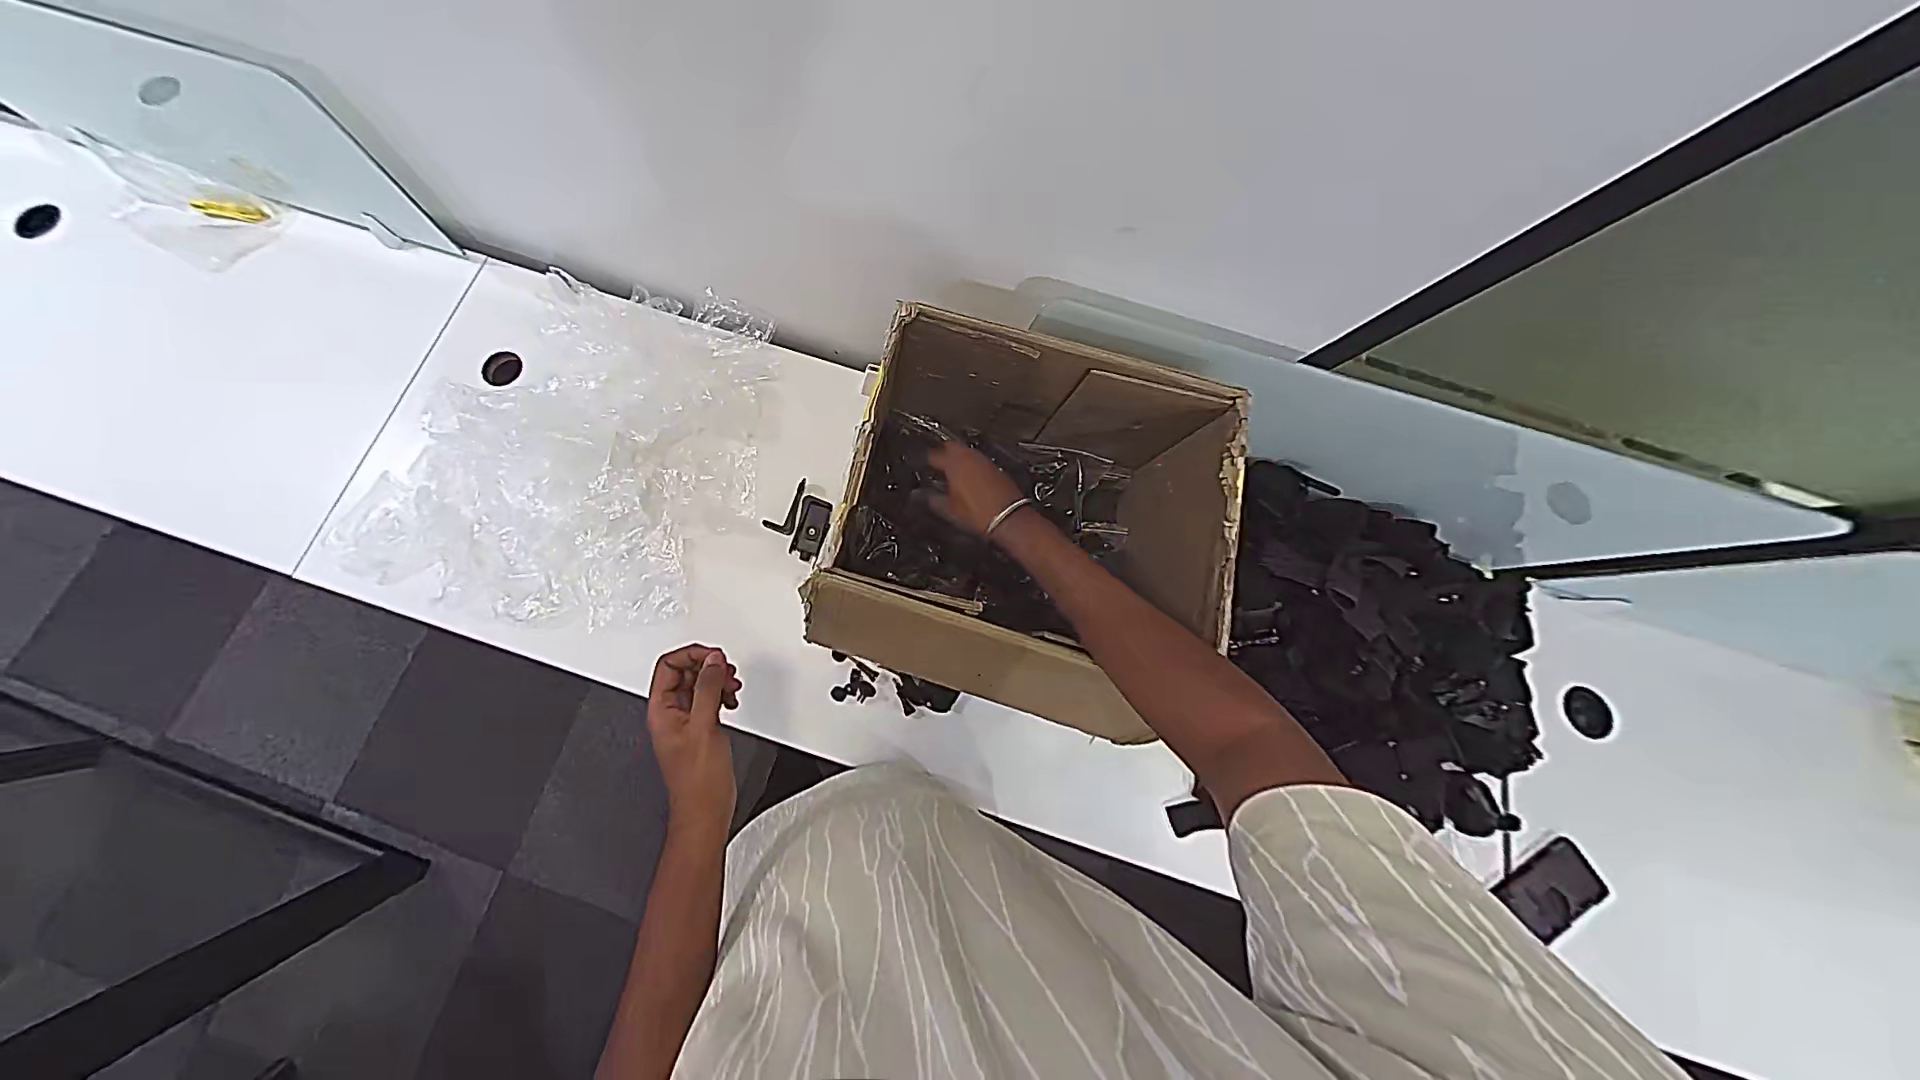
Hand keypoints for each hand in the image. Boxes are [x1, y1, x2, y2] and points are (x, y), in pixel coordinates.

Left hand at [646, 644, 741, 834]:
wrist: (706, 809)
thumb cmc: (697, 781)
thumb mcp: (704, 727)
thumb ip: (708, 690)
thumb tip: (712, 662)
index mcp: (661, 710)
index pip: (669, 665)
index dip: (692, 655)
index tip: (715, 657)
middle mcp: (671, 712)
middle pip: (685, 671)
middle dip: (708, 665)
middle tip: (726, 670)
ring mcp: (687, 720)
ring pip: (699, 683)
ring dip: (718, 679)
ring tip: (731, 686)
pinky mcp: (702, 727)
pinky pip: (710, 698)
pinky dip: (723, 693)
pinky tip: (731, 701)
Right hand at [926, 441, 1026, 535]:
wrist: (1008, 518)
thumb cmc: (979, 513)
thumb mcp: (949, 510)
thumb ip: (933, 499)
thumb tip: (923, 496)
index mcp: (954, 463)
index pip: (934, 454)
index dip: (926, 460)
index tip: (922, 465)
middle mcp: (970, 457)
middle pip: (951, 446)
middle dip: (943, 453)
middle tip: (936, 463)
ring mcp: (984, 461)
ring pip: (967, 452)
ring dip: (958, 458)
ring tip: (951, 472)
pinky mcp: (996, 469)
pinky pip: (978, 461)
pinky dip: (971, 466)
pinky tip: (969, 479)